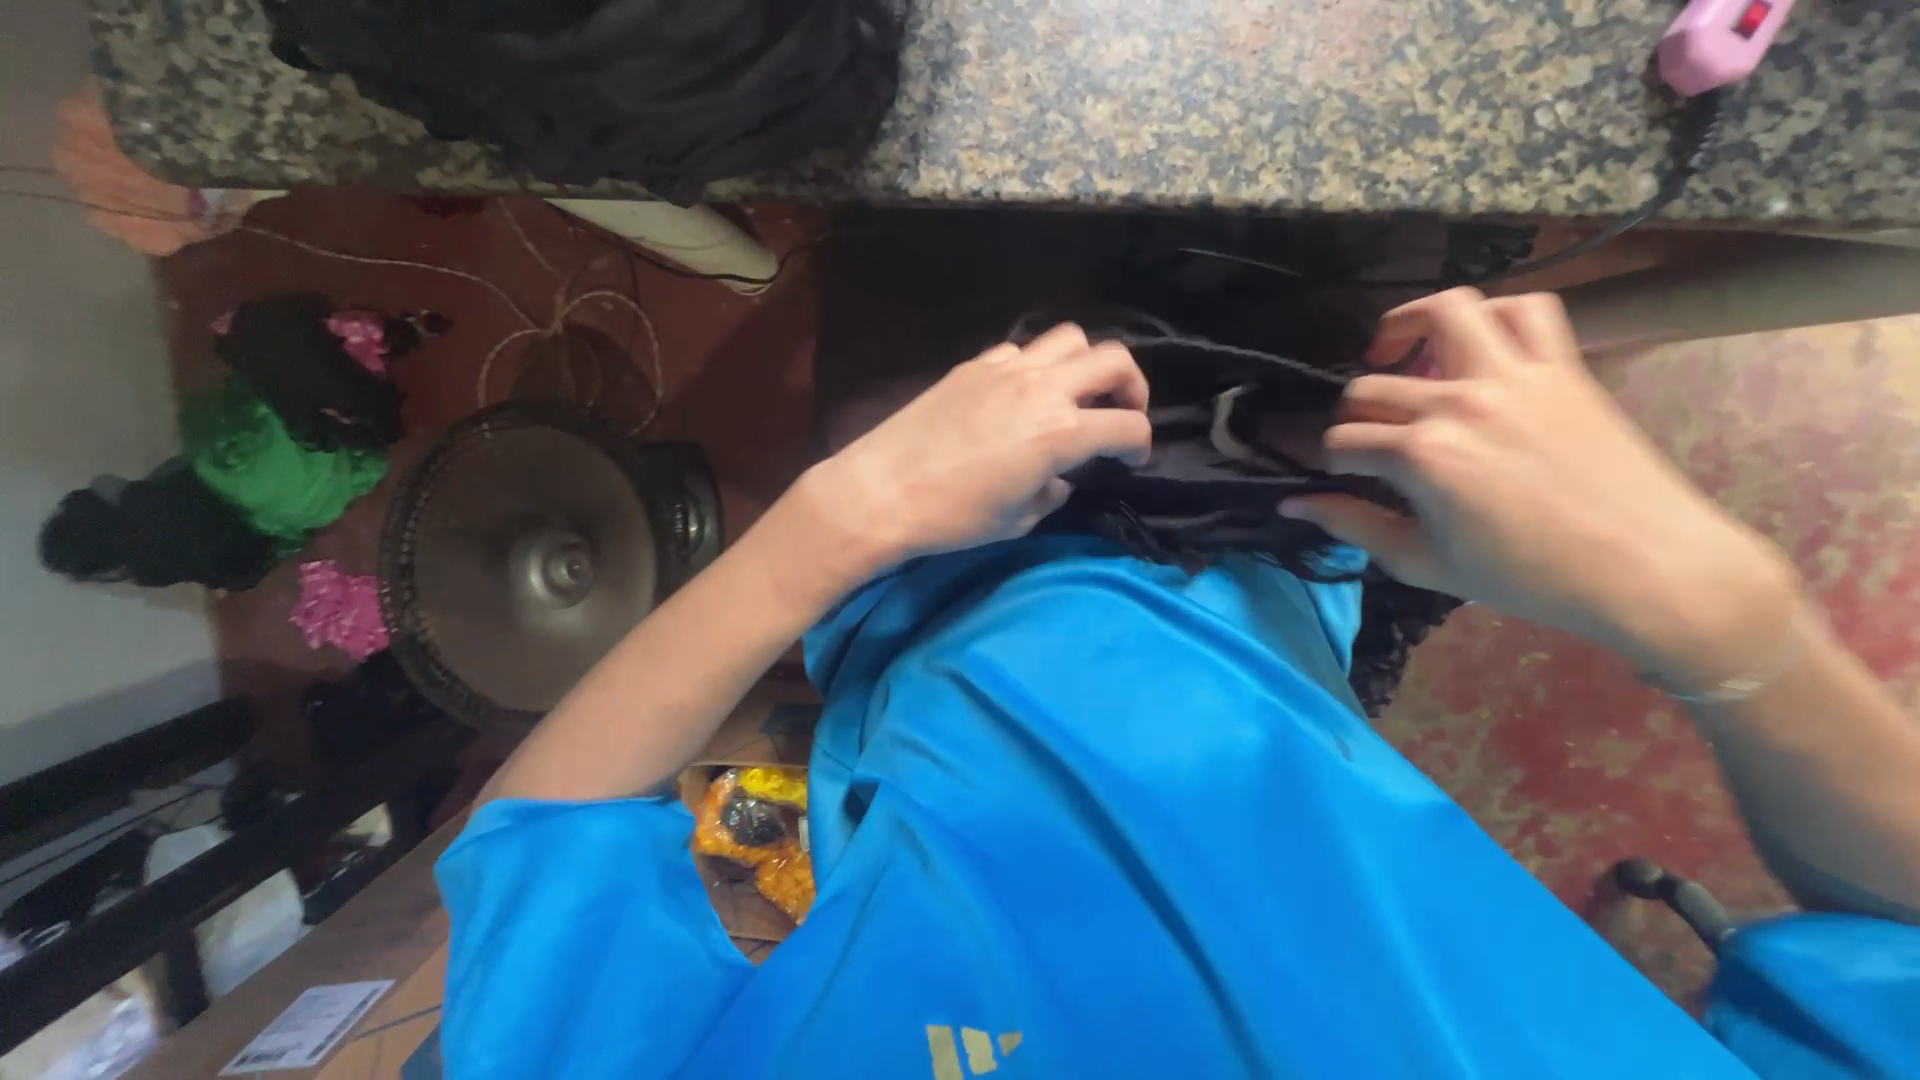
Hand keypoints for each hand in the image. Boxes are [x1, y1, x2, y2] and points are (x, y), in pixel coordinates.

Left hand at [792, 323, 1151, 574]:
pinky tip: (1020, 393)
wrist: (881, 491)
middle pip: (1113, 359)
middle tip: (1122, 413)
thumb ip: (1052, 494)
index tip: (1131, 460)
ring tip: (1074, 393)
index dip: (1140, 445)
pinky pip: (1021, 350)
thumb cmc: (953, 518)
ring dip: (1084, 363)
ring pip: (1068, 338)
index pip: (1128, 425)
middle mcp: (1042, 388)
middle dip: (1132, 385)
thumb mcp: (1017, 520)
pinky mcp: (972, 365)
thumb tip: (1060, 480)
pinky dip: (1036, 365)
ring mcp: (1005, 369)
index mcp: (1062, 431)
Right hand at [1281, 288, 1801, 688]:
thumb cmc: (1526, 577)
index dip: (1331, 461)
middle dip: (1354, 414)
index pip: (1342, 441)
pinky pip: (1526, 310)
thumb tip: (1293, 505)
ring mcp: (1513, 376)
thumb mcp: (1422, 562)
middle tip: (1367, 439)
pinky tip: (1476, 345)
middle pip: (1371, 386)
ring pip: (1445, 311)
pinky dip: (1493, 314)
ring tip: (1399, 354)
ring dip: (1407, 325)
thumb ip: (1352, 525)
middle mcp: (1458, 402)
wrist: (1646, 568)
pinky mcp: (1561, 368)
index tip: (1340, 477)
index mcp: (1420, 456)